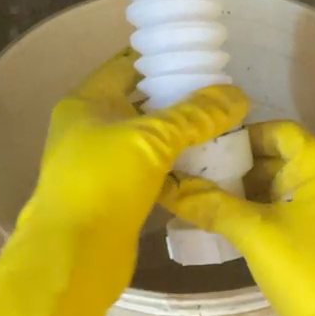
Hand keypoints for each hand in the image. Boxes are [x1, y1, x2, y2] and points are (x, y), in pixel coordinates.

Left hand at [21, 50, 247, 242]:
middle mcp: (89, 129)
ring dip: (180, 137)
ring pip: (147, 141)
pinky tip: (204, 168)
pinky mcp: (115, 198)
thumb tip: (238, 94)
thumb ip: (195, 115)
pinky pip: (150, 172)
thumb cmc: (103, 185)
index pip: (128, 65)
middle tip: (221, 99)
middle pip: (139, 103)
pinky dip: (174, 167)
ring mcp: (100, 166)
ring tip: (222, 130)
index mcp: (86, 102)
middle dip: (178, 100)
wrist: (75, 255)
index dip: (164, 60)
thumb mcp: (152, 139)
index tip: (204, 60)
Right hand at [159, 120, 314, 315]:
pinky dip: (256, 209)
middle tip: (197, 171)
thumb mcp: (254, 234)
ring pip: (278, 185)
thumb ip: (211, 205)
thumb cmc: (303, 272)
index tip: (209, 146)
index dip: (244, 134)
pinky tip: (225, 218)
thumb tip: (166, 185)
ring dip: (244, 188)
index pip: (282, 131)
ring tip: (203, 195)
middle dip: (238, 163)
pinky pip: (282, 209)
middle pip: (278, 156)